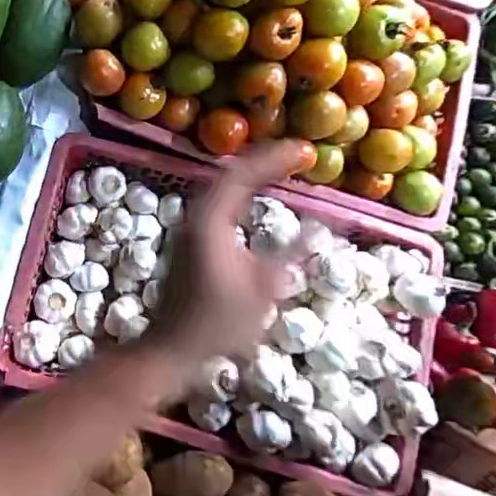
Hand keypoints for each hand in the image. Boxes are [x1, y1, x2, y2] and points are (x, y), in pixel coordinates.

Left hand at [153, 139, 312, 374]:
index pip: (243, 175)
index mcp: (211, 222)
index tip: (305, 150)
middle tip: (299, 154)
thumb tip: (322, 228)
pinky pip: (219, 199)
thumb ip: (290, 255)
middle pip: (231, 174)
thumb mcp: (262, 292)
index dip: (274, 159)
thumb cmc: (218, 322)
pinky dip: (241, 189)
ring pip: (223, 185)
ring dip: (253, 173)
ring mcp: (190, 225)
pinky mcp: (191, 236)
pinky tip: (257, 193)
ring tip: (284, 166)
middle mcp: (196, 216)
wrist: (174, 345)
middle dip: (266, 160)